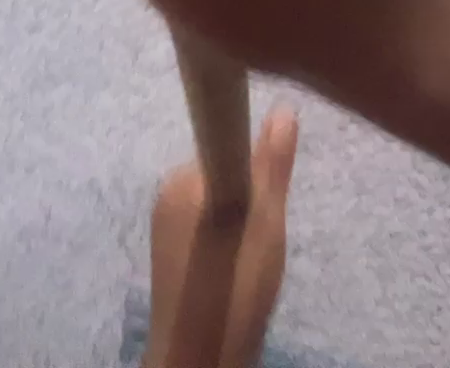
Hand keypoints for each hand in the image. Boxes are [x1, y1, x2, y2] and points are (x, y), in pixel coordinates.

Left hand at [141, 107, 298, 367]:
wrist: (200, 357)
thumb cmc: (234, 284)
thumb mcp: (266, 220)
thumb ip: (272, 164)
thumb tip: (284, 107)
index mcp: (183, 176)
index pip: (227, 142)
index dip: (254, 160)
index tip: (268, 189)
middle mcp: (167, 190)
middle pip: (223, 167)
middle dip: (249, 189)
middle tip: (265, 227)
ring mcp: (165, 221)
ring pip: (218, 196)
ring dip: (241, 213)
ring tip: (252, 250)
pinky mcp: (170, 249)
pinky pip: (206, 221)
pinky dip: (227, 233)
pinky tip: (237, 262)